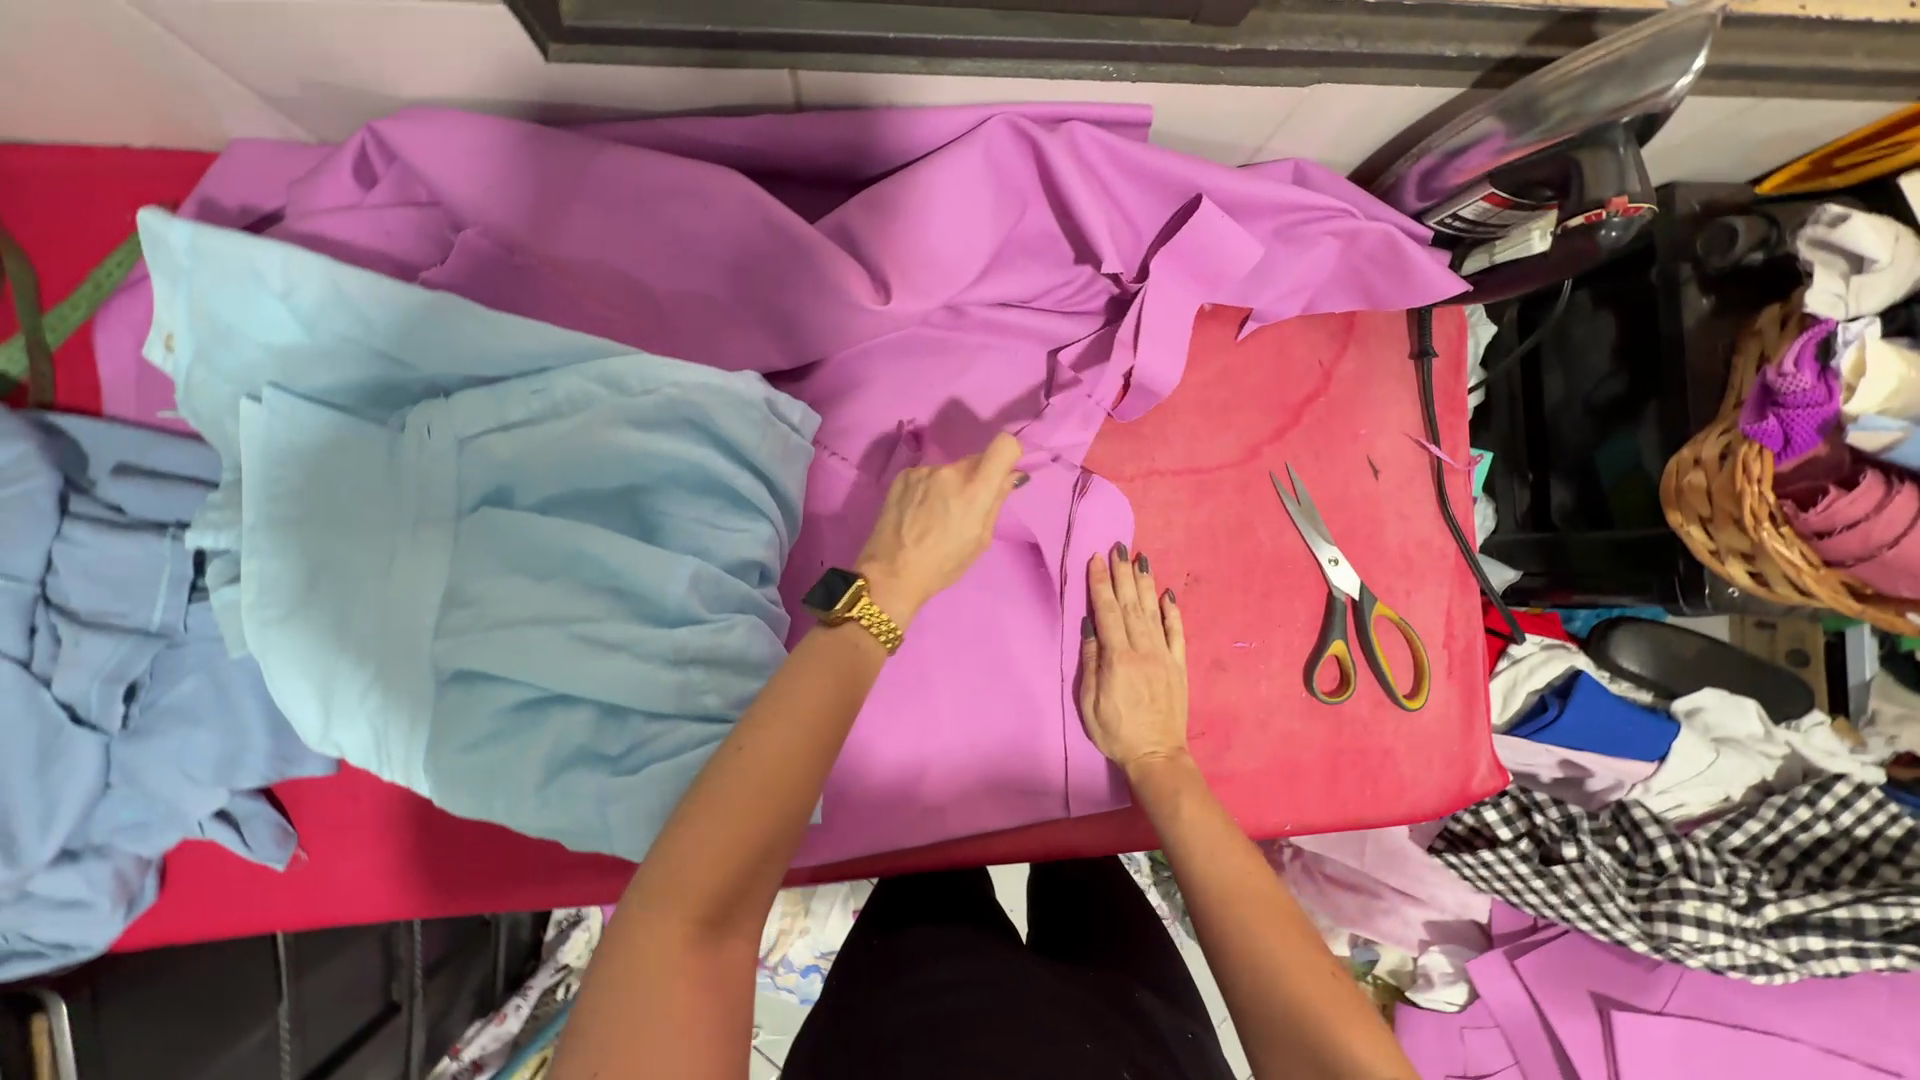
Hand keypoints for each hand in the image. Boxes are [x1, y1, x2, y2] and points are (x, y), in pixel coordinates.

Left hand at [855, 433, 1025, 623]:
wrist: (891, 572)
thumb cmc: (943, 564)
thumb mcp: (980, 539)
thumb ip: (996, 501)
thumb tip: (1011, 476)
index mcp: (975, 489)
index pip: (1004, 445)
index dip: (1008, 454)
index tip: (1003, 472)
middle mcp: (950, 471)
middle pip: (975, 460)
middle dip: (977, 478)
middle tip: (965, 508)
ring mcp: (924, 471)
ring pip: (949, 471)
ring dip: (949, 486)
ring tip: (935, 516)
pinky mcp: (903, 475)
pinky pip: (927, 476)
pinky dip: (927, 489)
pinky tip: (917, 512)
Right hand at [1079, 544, 1189, 777]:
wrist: (1157, 756)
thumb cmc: (1115, 732)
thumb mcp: (1090, 702)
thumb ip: (1091, 661)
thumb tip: (1090, 625)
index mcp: (1118, 658)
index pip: (1107, 611)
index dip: (1101, 583)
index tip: (1096, 559)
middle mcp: (1143, 650)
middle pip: (1130, 604)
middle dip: (1123, 573)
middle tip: (1119, 546)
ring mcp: (1164, 656)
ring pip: (1152, 611)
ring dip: (1144, 583)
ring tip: (1140, 558)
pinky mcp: (1178, 666)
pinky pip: (1176, 632)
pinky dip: (1172, 611)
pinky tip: (1167, 593)